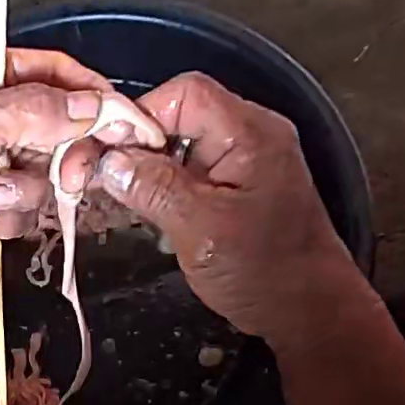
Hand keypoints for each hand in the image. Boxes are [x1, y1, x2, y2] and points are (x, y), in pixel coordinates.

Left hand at [0, 47, 163, 282]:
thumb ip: (35, 112)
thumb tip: (89, 107)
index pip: (60, 78)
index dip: (98, 100)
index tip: (130, 125)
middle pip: (63, 132)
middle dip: (61, 160)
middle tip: (66, 176)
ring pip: (47, 179)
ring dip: (19, 194)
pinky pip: (28, 210)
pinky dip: (6, 217)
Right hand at [93, 72, 371, 352]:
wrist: (305, 309)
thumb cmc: (260, 270)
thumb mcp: (200, 228)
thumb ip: (155, 189)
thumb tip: (108, 161)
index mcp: (248, 134)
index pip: (184, 95)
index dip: (139, 116)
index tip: (106, 155)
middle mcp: (248, 137)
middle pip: (180, 116)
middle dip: (136, 144)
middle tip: (99, 178)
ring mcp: (243, 164)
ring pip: (181, 146)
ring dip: (145, 168)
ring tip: (114, 196)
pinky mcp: (235, 190)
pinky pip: (190, 173)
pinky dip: (161, 186)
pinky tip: (141, 209)